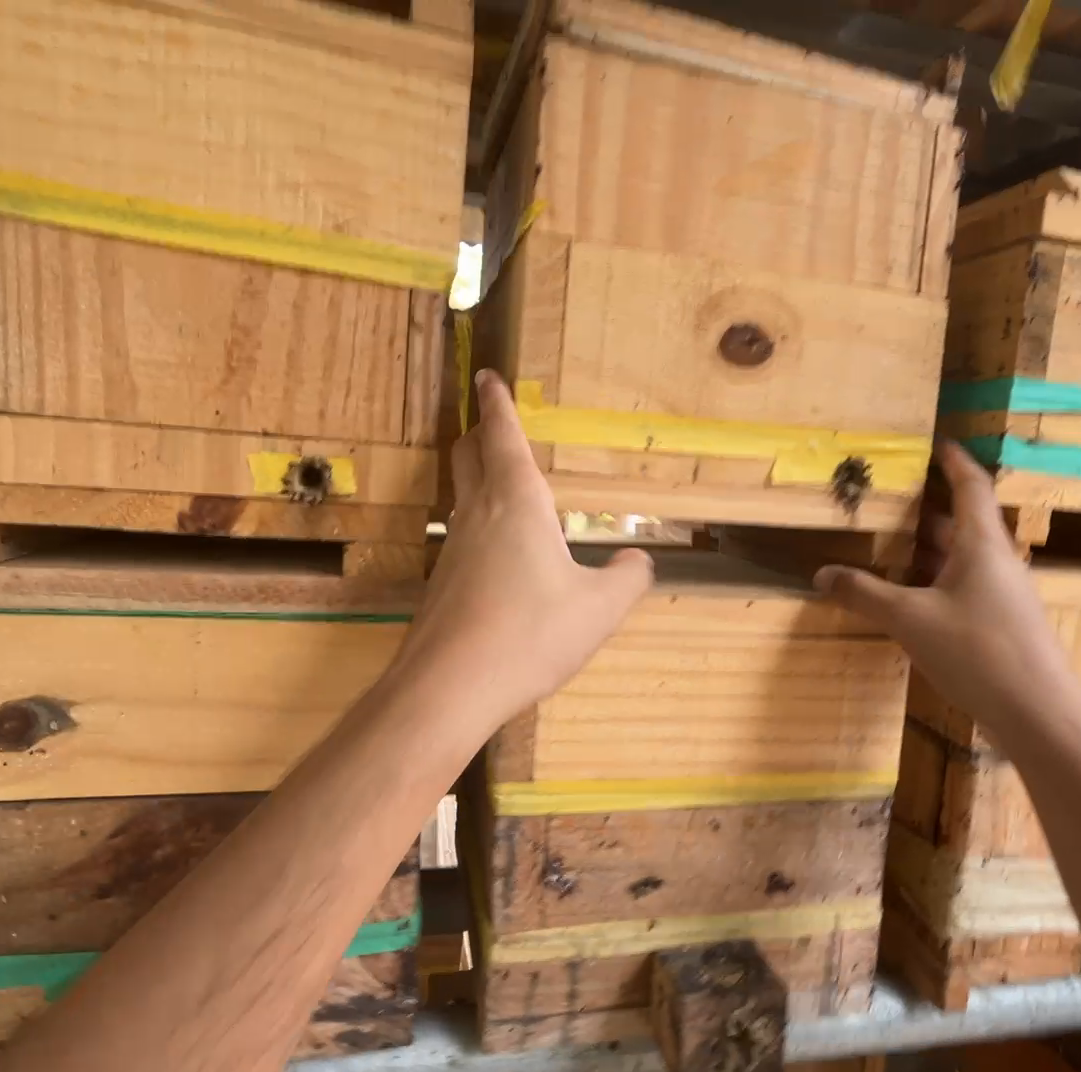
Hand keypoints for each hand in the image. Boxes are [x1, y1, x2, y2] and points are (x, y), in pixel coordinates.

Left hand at [392, 370, 653, 732]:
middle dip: (478, 431)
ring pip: (461, 495)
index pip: (502, 435)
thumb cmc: (530, 635)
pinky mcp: (442, 583)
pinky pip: (460, 535)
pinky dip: (476, 523)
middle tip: (486, 418)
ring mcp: (453, 549)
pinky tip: (494, 554)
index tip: (486, 376)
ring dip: (474, 476)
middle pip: (469, 455)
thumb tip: (639, 558)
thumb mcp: (599, 609)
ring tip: (494, 479)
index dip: (497, 402)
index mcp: (517, 502)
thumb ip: (628, 577)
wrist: (449, 687)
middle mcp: (478, 515)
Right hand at [813, 442, 1070, 729]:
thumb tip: (820, 574)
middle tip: (887, 499)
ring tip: (886, 544)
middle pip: (962, 522)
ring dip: (927, 549)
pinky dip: (934, 580)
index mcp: (981, 544)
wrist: (1039, 714)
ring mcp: (1002, 595)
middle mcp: (996, 561)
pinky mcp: (1000, 624)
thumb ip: (864, 594)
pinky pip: (963, 587)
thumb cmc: (977, 651)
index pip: (970, 486)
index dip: (953, 461)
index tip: (935, 442)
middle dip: (926, 509)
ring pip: (961, 558)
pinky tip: (906, 598)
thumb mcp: (909, 619)